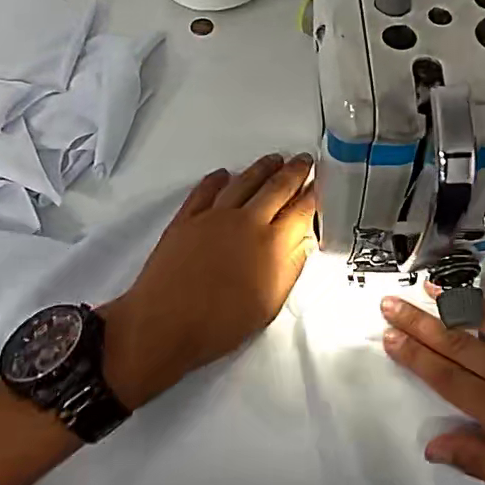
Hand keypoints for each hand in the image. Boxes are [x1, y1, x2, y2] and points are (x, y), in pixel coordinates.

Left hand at [101, 154, 316, 408]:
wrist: (164, 324)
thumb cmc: (218, 324)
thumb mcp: (268, 304)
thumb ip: (290, 267)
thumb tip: (304, 243)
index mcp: (271, 245)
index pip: (301, 211)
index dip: (313, 196)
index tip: (319, 186)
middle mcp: (246, 222)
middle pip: (276, 187)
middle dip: (294, 172)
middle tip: (303, 161)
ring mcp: (214, 217)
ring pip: (244, 181)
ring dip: (262, 168)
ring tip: (274, 159)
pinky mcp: (187, 218)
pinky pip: (206, 190)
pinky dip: (218, 179)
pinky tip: (224, 174)